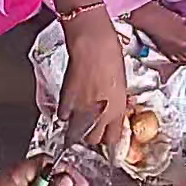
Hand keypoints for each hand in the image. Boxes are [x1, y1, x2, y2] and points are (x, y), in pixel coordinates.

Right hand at [60, 13, 129, 149]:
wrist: (93, 46)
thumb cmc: (111, 57)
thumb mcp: (122, 85)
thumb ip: (117, 102)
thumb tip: (112, 109)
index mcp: (118, 111)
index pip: (113, 139)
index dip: (109, 137)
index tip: (106, 134)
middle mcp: (101, 115)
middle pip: (94, 140)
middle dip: (93, 134)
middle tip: (92, 125)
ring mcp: (82, 110)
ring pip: (77, 133)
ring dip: (77, 128)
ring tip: (79, 118)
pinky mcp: (66, 102)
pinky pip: (63, 117)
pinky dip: (65, 114)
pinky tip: (69, 106)